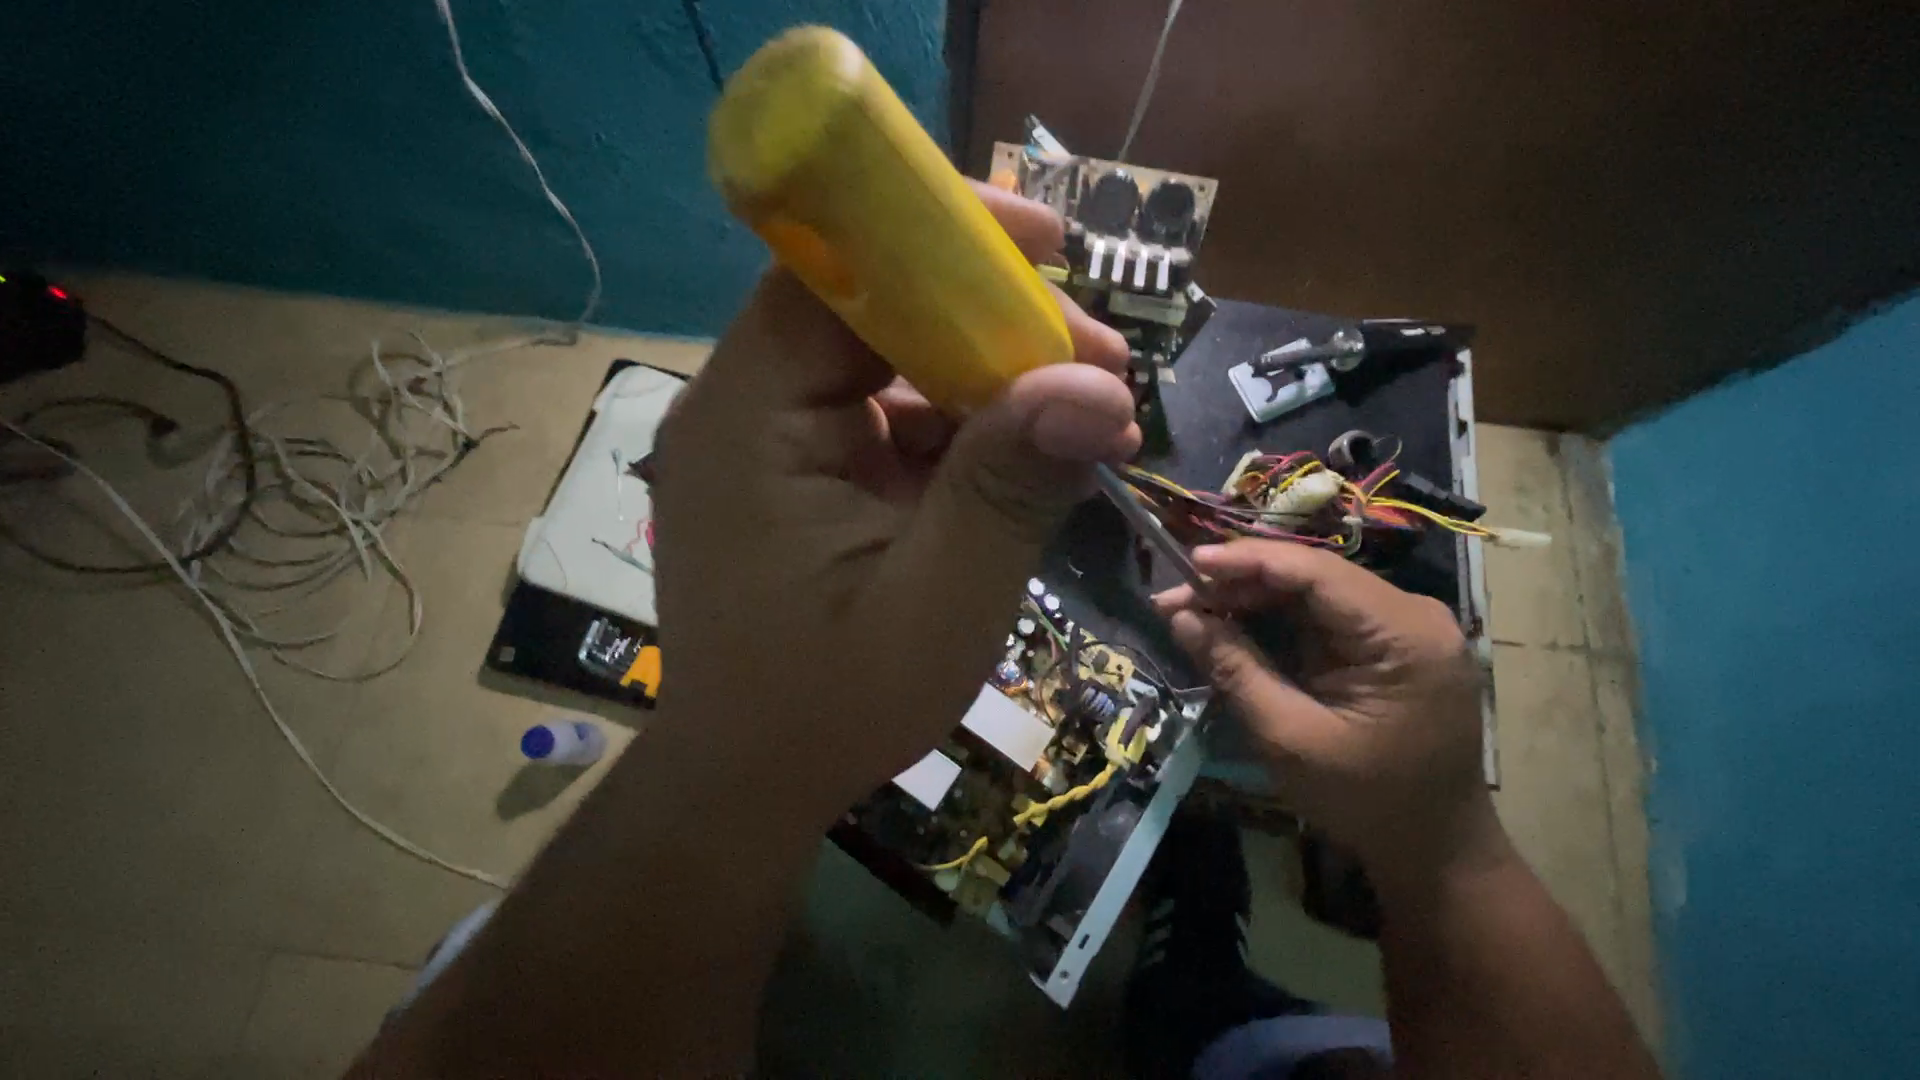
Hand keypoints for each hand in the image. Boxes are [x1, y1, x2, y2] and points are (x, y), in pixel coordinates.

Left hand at [650, 183, 1138, 817]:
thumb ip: (1007, 490)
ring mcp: (770, 445)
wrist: (747, 784)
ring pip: (885, 366)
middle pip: (868, 312)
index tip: (1049, 248)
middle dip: (988, 326)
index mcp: (747, 419)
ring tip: (1084, 416)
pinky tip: (1025, 458)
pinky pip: (883, 421)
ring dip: (983, 382)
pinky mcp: (798, 478)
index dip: (940, 243)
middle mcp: (745, 410)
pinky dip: (955, 431)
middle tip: (1099, 362)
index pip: (832, 274)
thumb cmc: (831, 707)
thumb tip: (1098, 388)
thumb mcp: (937, 603)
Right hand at [1153, 541, 1498, 876]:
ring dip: (1249, 599)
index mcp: (1404, 634)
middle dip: (1238, 584)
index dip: (1247, 560)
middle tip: (1173, 601)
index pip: (1316, 571)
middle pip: (1311, 577)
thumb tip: (1180, 617)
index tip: (1188, 563)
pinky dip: (1273, 619)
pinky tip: (1230, 624)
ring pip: (1311, 592)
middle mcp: (1411, 615)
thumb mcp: (1290, 737)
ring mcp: (1402, 627)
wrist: (1435, 850)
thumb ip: (1235, 670)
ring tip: (1190, 611)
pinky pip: (1321, 616)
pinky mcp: (1386, 644)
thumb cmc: (1367, 801)